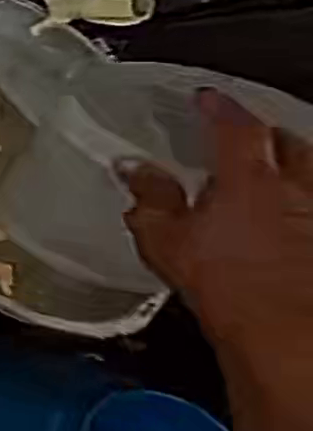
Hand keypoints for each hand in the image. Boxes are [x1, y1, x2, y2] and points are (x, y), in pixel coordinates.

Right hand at [121, 89, 312, 394]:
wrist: (289, 333)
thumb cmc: (222, 281)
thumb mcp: (162, 235)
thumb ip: (151, 196)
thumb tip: (135, 168)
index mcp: (251, 183)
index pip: (237, 129)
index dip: (222, 109)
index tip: (209, 98)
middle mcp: (302, 193)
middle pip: (295, 146)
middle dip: (272, 134)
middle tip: (248, 131)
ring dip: (296, 165)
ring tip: (274, 167)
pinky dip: (301, 199)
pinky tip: (288, 209)